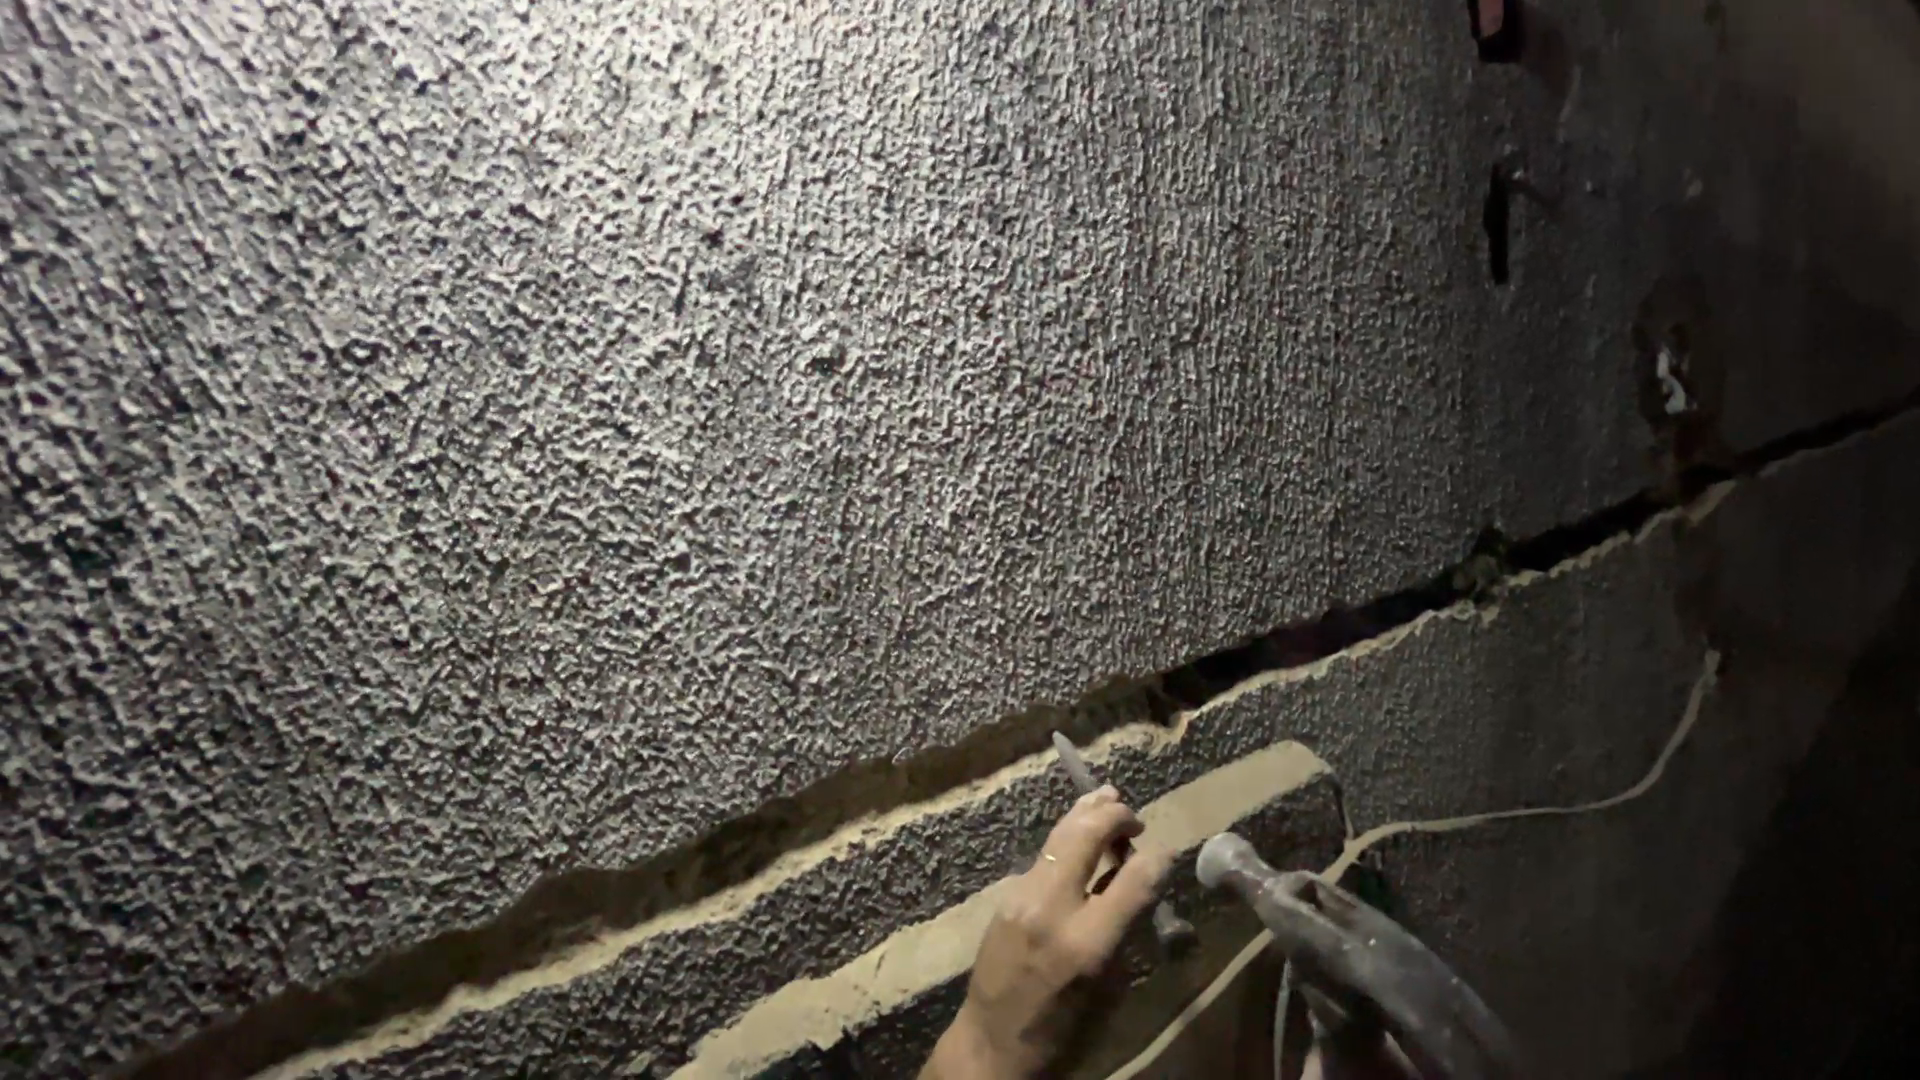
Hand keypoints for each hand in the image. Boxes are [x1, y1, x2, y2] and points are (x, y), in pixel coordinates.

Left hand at [922, 786, 1173, 1078]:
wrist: (993, 1040)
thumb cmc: (1063, 1025)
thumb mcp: (1108, 987)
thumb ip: (1123, 928)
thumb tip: (1138, 877)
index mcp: (1087, 944)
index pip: (1133, 881)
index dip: (1156, 859)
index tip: (1166, 848)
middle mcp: (1052, 909)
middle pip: (1085, 837)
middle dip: (1113, 816)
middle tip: (1132, 816)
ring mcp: (1022, 895)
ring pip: (1059, 836)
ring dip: (1085, 813)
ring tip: (1107, 795)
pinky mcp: (1006, 894)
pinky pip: (1043, 856)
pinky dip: (1065, 837)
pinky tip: (1077, 830)